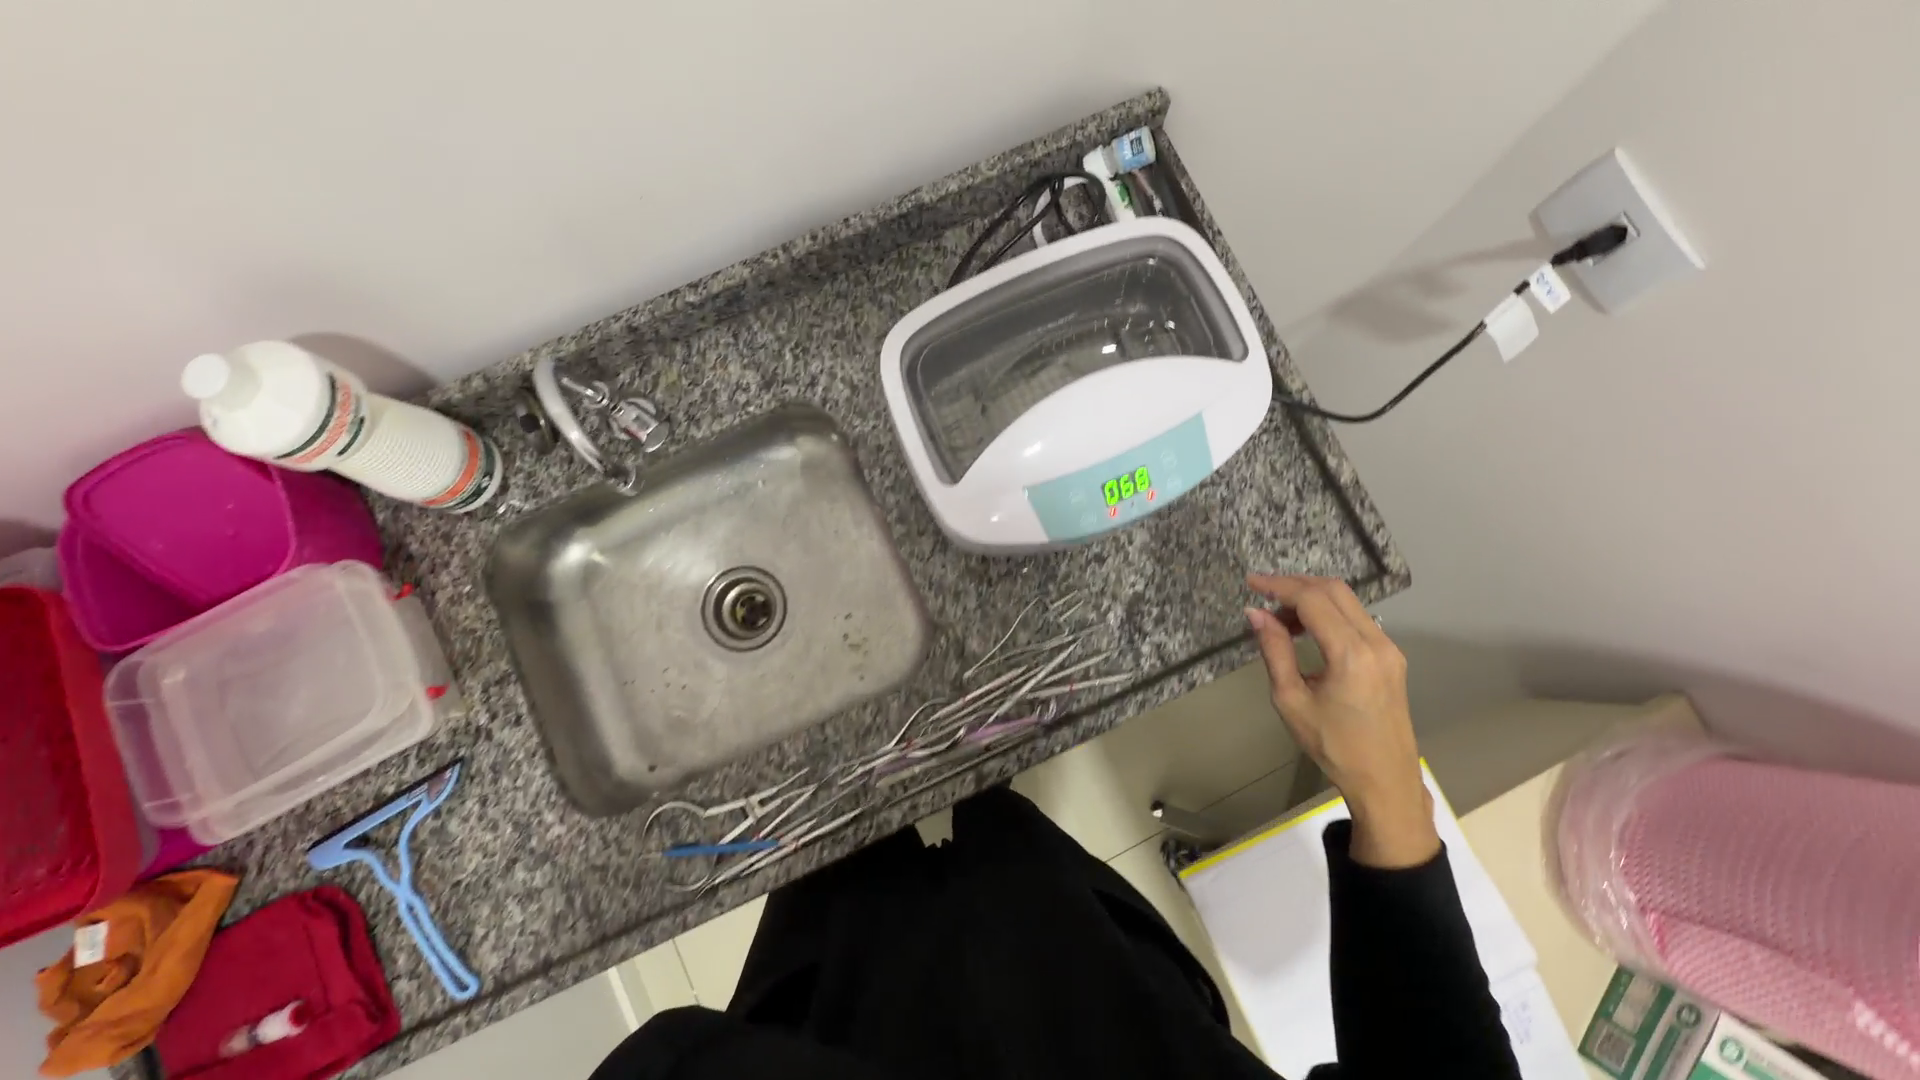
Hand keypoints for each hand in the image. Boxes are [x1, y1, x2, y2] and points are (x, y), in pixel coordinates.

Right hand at [1244, 575, 1438, 868]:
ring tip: (1280, 619)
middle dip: (1296, 585)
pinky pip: (1357, 619)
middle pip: (1334, 590)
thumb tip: (1256, 614)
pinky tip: (1305, 630)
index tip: (1251, 582)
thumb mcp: (1292, 700)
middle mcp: (1376, 642)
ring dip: (1312, 599)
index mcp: (1351, 654)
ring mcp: (1388, 648)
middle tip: (1263, 595)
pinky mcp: (1391, 657)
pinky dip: (1328, 614)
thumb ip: (1275, 651)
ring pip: (1348, 602)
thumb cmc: (1333, 746)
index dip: (1279, 586)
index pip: (1312, 600)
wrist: (1384, 779)